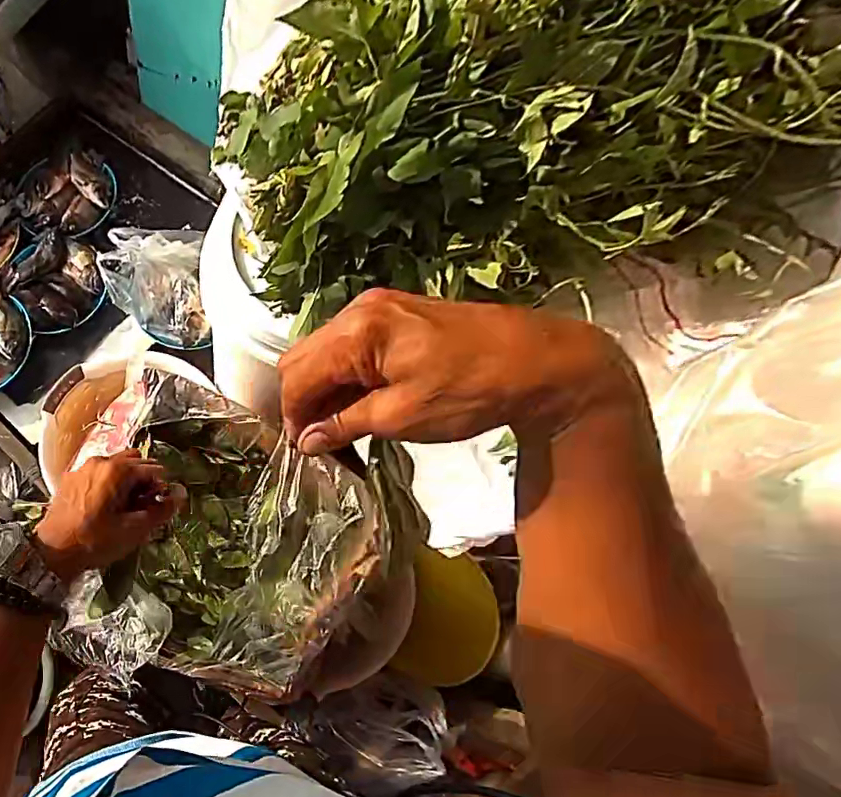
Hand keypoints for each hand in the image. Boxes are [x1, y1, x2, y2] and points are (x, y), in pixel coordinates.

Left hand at [34, 451, 185, 579]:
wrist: (52, 551)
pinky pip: (96, 475)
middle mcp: (98, 461)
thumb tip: (180, 495)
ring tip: (125, 507)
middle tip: (144, 506)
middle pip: (133, 462)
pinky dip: (106, 485)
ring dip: (125, 482)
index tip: (159, 506)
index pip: (153, 469)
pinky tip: (105, 507)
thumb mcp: (134, 530)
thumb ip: (160, 510)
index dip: (161, 488)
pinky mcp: (69, 480)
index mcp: (116, 469)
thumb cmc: (94, 541)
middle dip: (143, 481)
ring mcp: (81, 469)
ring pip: (113, 467)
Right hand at [278, 289, 643, 453]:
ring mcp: (378, 307)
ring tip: (338, 419)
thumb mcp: (398, 417)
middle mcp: (360, 311)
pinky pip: (346, 344)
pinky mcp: (395, 312)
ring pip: (320, 352)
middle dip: (302, 400)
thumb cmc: (473, 390)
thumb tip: (307, 442)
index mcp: (358, 333)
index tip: (303, 446)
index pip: (297, 379)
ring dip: (321, 387)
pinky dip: (342, 373)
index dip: (293, 416)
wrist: (547, 362)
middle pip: (300, 360)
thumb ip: (342, 425)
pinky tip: (357, 397)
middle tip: (318, 434)